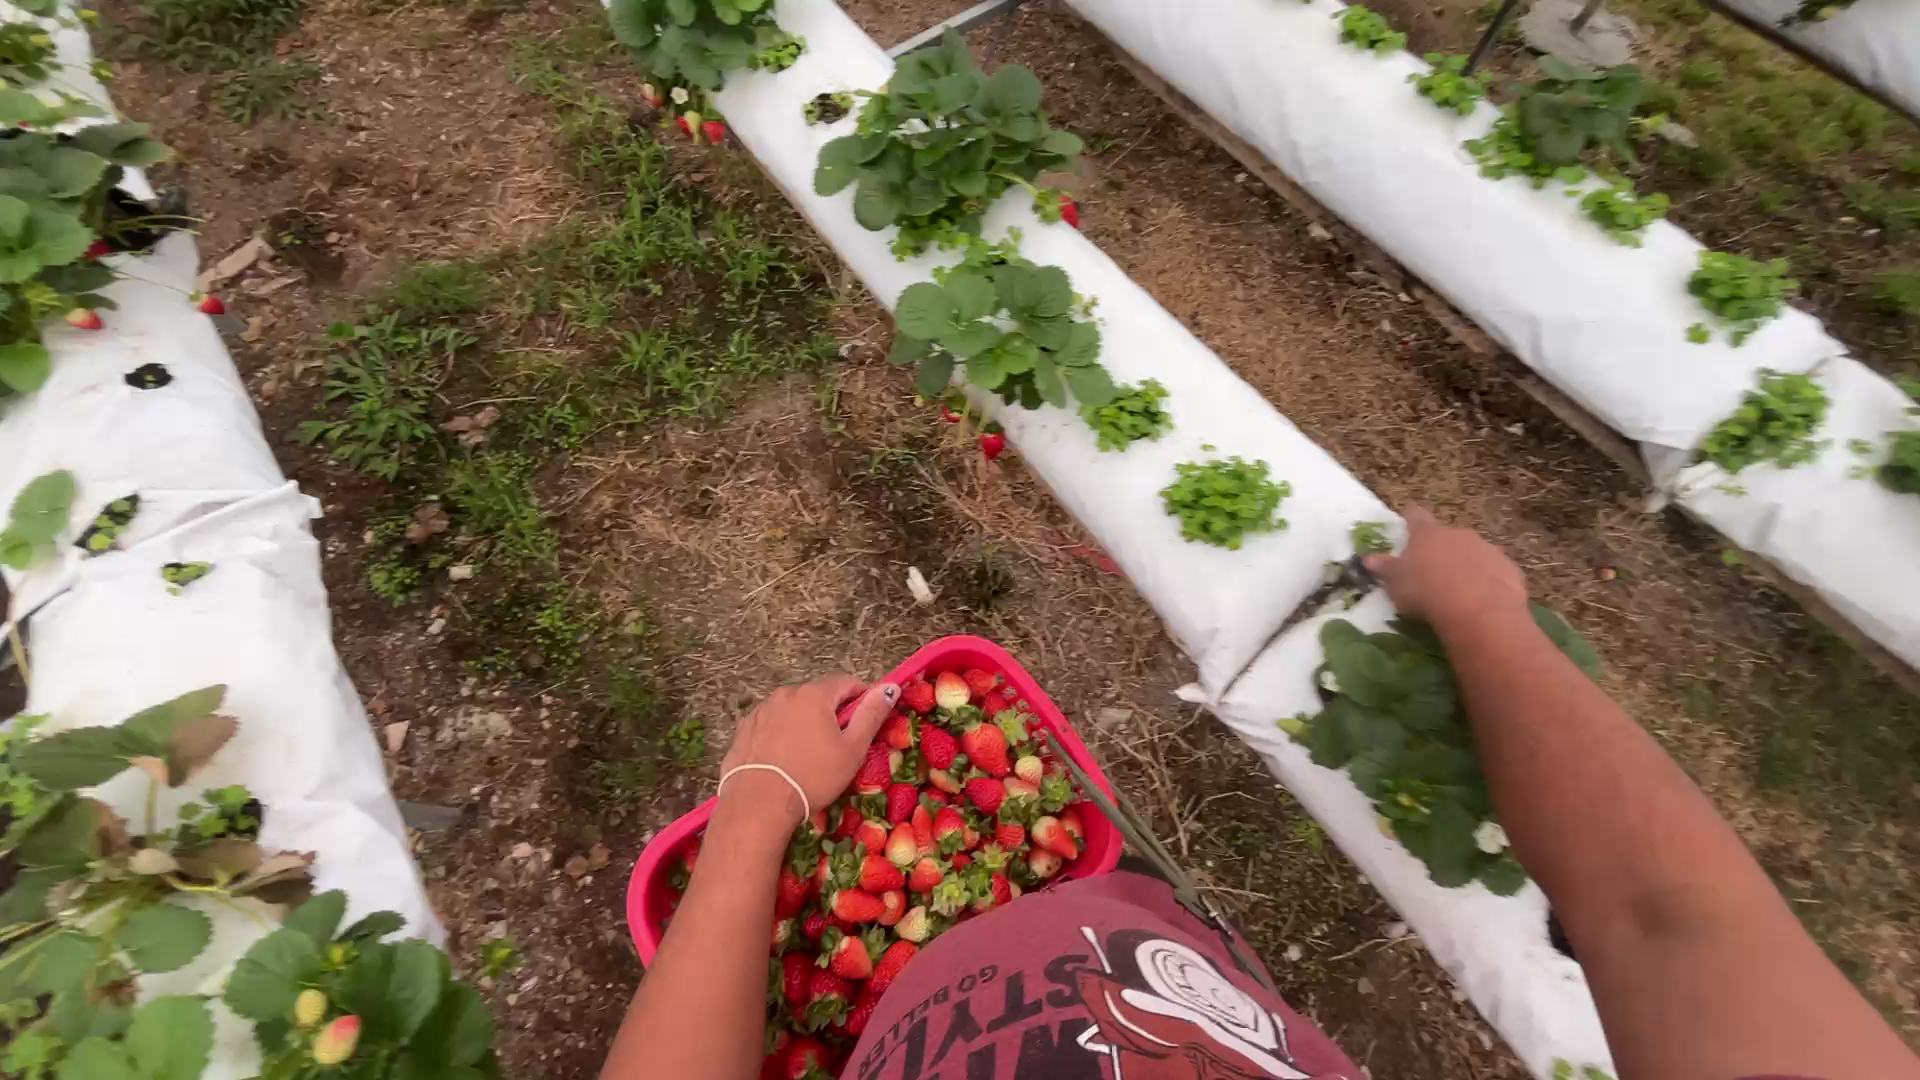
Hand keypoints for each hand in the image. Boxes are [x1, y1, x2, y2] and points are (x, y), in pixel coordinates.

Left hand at [718, 674, 897, 828]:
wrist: (758, 806)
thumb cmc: (813, 777)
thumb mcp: (852, 749)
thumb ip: (872, 714)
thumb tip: (890, 687)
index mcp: (815, 694)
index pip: (847, 682)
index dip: (862, 698)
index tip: (866, 721)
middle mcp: (786, 694)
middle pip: (818, 695)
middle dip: (832, 713)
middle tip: (838, 745)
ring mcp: (761, 711)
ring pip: (793, 710)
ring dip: (805, 723)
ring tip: (808, 757)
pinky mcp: (744, 729)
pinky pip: (772, 724)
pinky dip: (782, 735)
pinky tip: (784, 761)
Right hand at [1363, 506, 1527, 628]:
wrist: (1478, 609)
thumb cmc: (1425, 590)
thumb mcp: (1395, 582)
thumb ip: (1384, 568)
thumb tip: (1368, 558)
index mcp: (1427, 535)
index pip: (1416, 517)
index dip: (1411, 516)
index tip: (1408, 516)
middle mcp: (1458, 535)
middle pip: (1447, 536)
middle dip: (1440, 549)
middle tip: (1432, 568)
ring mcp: (1487, 550)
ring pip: (1473, 553)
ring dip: (1465, 565)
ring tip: (1457, 589)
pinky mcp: (1509, 569)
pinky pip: (1494, 572)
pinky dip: (1486, 580)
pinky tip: (1480, 599)